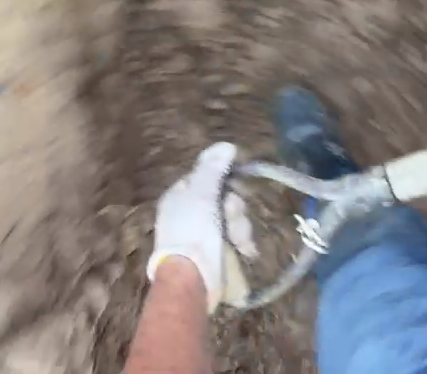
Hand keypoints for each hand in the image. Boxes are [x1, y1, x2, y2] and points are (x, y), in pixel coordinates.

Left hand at [149, 142, 255, 309]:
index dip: (222, 179)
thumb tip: (227, 145)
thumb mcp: (202, 193)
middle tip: (233, 217)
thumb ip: (213, 168)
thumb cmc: (193, 230)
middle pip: (223, 197)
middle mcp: (190, 212)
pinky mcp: (216, 254)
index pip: (206, 176)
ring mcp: (202, 235)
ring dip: (240, 227)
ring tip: (240, 242)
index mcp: (180, 195)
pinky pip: (235, 239)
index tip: (234, 183)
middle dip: (234, 208)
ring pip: (232, 218)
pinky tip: (247, 251)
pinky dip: (242, 243)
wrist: (192, 280)